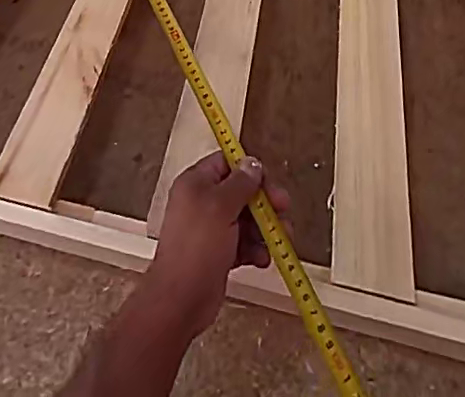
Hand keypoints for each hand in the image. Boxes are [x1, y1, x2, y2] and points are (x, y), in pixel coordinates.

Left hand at [140, 152, 291, 337]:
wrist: (181, 300)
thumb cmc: (197, 246)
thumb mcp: (221, 206)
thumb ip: (240, 183)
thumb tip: (252, 163)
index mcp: (196, 183)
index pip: (226, 163)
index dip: (248, 169)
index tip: (268, 182)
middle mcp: (202, 202)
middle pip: (240, 192)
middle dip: (264, 202)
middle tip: (283, 209)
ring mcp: (211, 229)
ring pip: (245, 219)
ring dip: (265, 228)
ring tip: (280, 240)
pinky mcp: (218, 253)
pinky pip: (242, 243)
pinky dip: (255, 249)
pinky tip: (263, 259)